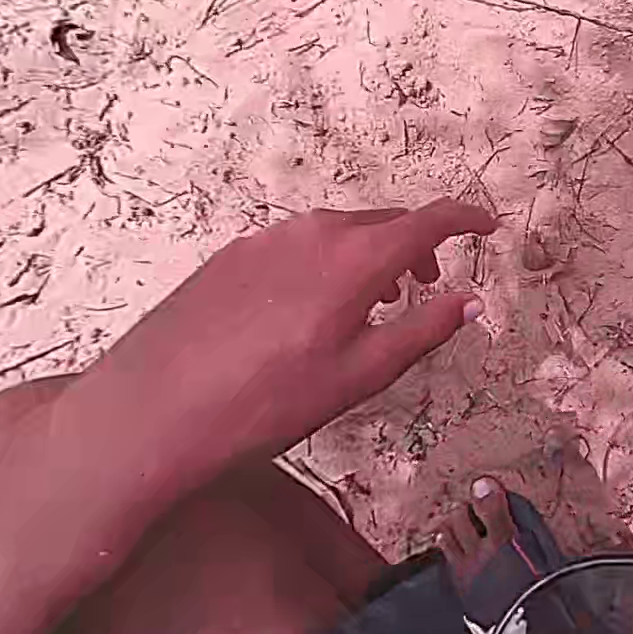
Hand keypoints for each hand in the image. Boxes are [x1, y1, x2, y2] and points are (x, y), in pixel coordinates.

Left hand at [89, 199, 498, 462]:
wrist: (143, 415)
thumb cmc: (266, 402)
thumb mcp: (360, 376)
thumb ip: (424, 330)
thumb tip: (472, 301)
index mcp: (356, 257)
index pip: (431, 219)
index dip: (467, 218)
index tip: (489, 226)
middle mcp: (318, 230)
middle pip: (388, 223)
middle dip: (419, 246)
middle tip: (426, 286)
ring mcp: (271, 236)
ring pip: (344, 231)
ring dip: (373, 255)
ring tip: (370, 302)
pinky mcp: (236, 251)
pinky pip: (303, 242)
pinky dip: (330, 260)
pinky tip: (309, 306)